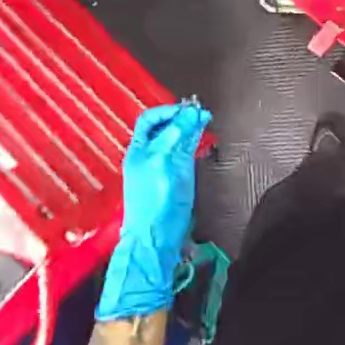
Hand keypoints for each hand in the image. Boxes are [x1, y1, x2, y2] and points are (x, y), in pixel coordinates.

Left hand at [97, 101, 211, 320]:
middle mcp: (152, 152)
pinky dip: (196, 136)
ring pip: (180, 135)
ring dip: (192, 123)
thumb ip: (174, 135)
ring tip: (205, 115)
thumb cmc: (152, 200)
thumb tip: (189, 113)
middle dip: (181, 115)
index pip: (150, 120)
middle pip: (166, 125)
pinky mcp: (181, 171)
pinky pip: (188, 147)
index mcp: (139, 149)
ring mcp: (168, 161)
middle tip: (198, 109)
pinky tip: (204, 128)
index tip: (184, 109)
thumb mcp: (160, 161)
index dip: (166, 111)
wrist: (157, 234)